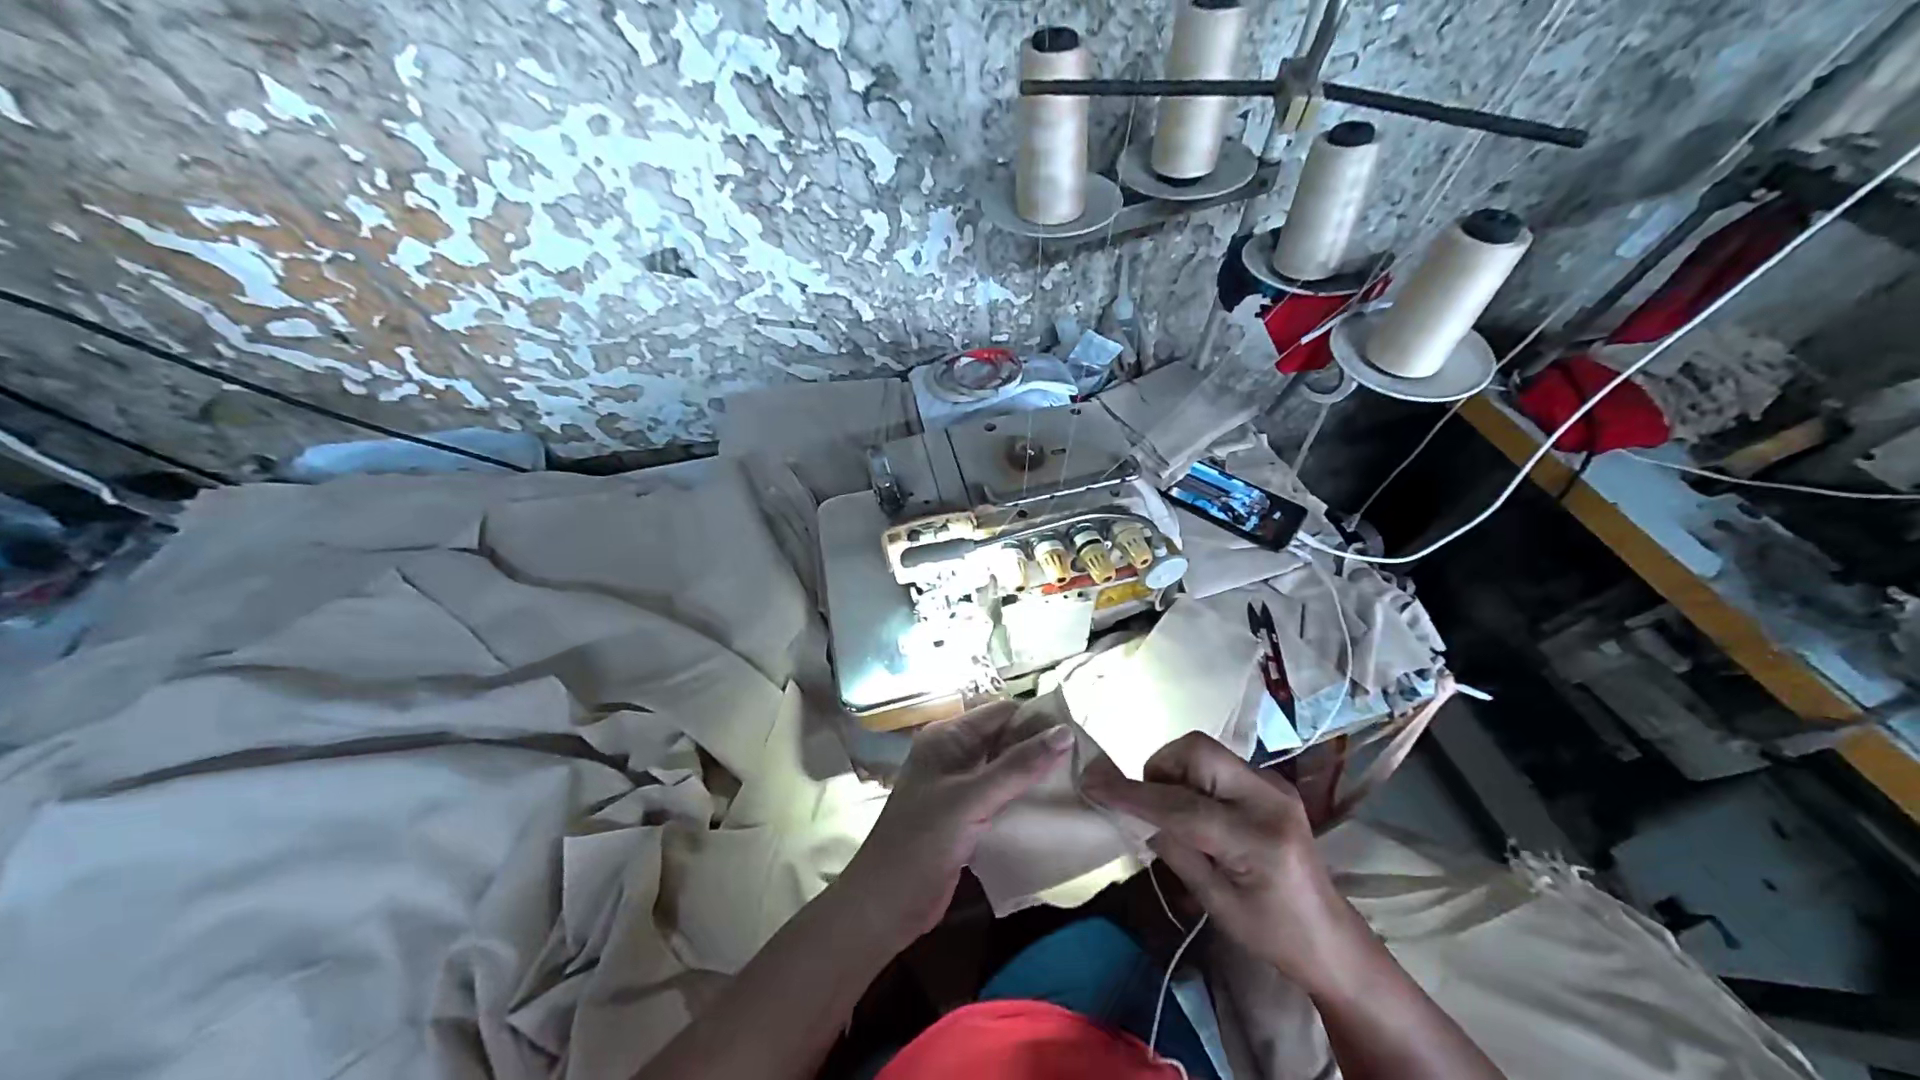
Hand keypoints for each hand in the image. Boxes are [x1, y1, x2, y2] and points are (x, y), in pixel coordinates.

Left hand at [840, 701, 1073, 942]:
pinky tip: (1054, 805)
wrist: (886, 904)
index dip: (1037, 719)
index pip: (1001, 713)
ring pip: (1006, 768)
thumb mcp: (971, 799)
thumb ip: (1017, 766)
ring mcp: (959, 785)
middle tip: (1085, 758)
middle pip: (1005, 738)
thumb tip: (1065, 732)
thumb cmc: (921, 842)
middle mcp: (953, 754)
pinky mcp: (966, 815)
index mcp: (947, 737)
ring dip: (1035, 773)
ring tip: (1079, 778)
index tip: (1079, 732)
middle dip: (1040, 745)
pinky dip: (1024, 797)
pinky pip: (1002, 795)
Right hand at [1083, 732, 1364, 991]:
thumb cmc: (1273, 933)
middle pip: (1197, 751)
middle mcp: (1270, 798)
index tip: (1094, 784)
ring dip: (1175, 770)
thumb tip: (1135, 815)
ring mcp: (1273, 784)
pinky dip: (1192, 776)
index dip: (1133, 794)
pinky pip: (1217, 762)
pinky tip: (1195, 810)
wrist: (1331, 936)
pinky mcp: (1271, 782)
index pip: (1182, 805)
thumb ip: (1174, 851)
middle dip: (1160, 768)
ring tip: (1173, 810)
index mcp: (1259, 839)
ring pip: (1204, 750)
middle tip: (1148, 803)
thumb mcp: (1216, 903)